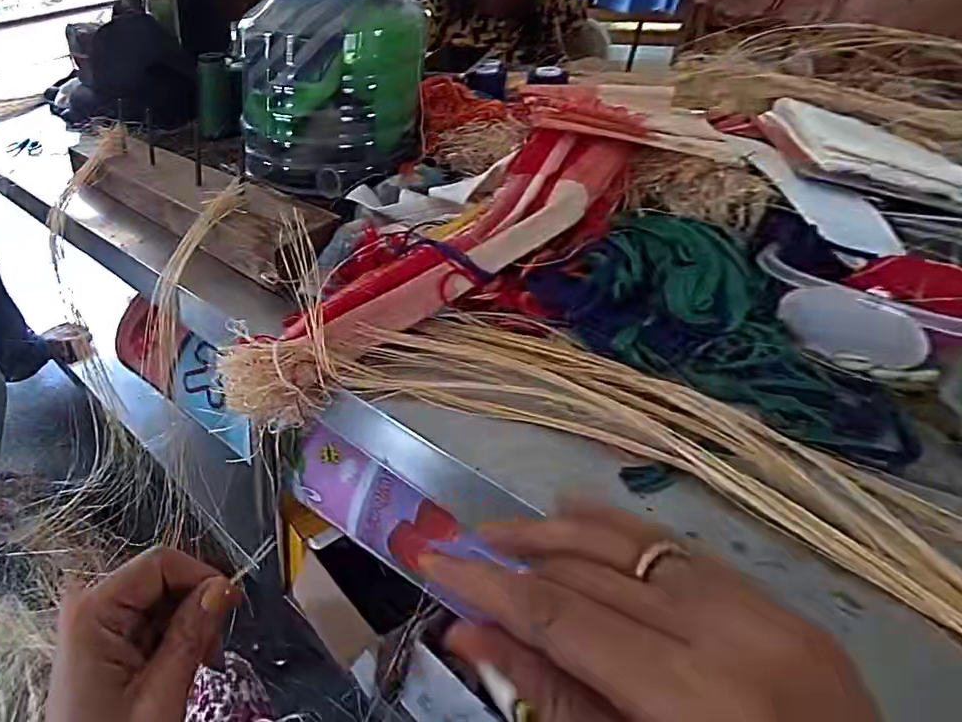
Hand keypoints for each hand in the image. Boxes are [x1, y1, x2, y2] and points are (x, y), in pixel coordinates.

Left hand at [48, 546, 238, 721]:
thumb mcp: (159, 698)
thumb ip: (190, 637)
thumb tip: (221, 589)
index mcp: (93, 606)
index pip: (157, 563)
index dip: (200, 575)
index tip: (234, 602)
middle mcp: (87, 599)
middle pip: (155, 578)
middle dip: (193, 606)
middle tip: (216, 650)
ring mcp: (91, 616)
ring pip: (153, 599)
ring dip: (184, 625)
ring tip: (200, 664)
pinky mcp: (98, 635)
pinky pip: (142, 620)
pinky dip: (168, 638)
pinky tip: (179, 666)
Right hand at [420, 501, 878, 721]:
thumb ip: (547, 691)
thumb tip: (460, 629)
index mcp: (696, 692)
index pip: (555, 611)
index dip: (482, 581)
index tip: (427, 558)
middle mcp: (729, 635)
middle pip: (578, 573)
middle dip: (510, 566)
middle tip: (461, 564)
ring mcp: (763, 612)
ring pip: (616, 542)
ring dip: (546, 533)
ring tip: (497, 534)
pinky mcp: (779, 605)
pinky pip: (669, 545)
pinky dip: (608, 528)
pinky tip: (565, 513)